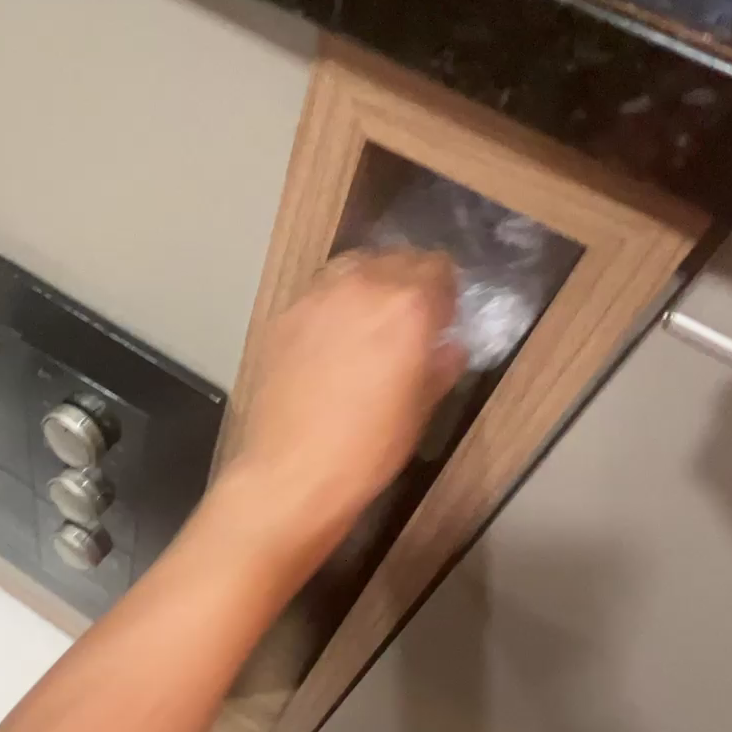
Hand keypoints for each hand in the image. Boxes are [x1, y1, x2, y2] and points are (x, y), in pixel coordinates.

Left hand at [214, 249, 463, 562]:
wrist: (294, 471)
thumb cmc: (368, 448)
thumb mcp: (421, 408)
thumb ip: (439, 364)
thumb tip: (447, 346)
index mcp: (408, 305)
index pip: (440, 269)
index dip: (444, 294)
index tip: (441, 319)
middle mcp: (362, 286)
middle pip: (397, 260)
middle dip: (408, 284)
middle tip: (406, 322)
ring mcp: (316, 298)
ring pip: (353, 269)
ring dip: (368, 287)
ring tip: (367, 326)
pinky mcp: (284, 317)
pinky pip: (319, 295)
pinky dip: (332, 306)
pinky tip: (330, 343)